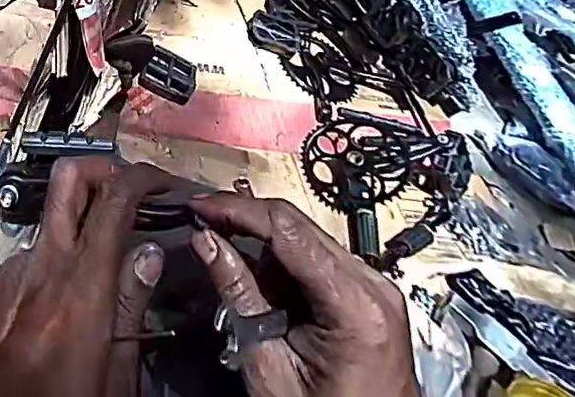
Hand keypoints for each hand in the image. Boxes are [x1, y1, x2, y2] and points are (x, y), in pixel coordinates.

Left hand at [0, 156, 175, 396]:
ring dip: (80, 224)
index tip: (163, 181)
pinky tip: (67, 298)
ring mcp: (12, 273)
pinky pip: (33, 256)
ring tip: (104, 259)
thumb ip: (130, 305)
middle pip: (68, 178)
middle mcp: (41, 267)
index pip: (114, 201)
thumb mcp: (116, 376)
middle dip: (102, 167)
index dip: (143, 178)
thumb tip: (148, 253)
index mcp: (80, 289)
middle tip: (128, 185)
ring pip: (52, 220)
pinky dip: (56, 262)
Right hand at [189, 193, 417, 396]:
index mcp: (356, 305)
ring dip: (262, 243)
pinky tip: (262, 284)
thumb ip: (239, 295)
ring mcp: (375, 287)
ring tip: (229, 262)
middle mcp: (373, 285)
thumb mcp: (270, 368)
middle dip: (244, 219)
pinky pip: (317, 257)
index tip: (199, 206)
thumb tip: (204, 240)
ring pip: (304, 236)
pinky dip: (283, 263)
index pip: (285, 227)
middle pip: (296, 225)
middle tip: (203, 221)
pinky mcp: (369, 295)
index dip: (236, 209)